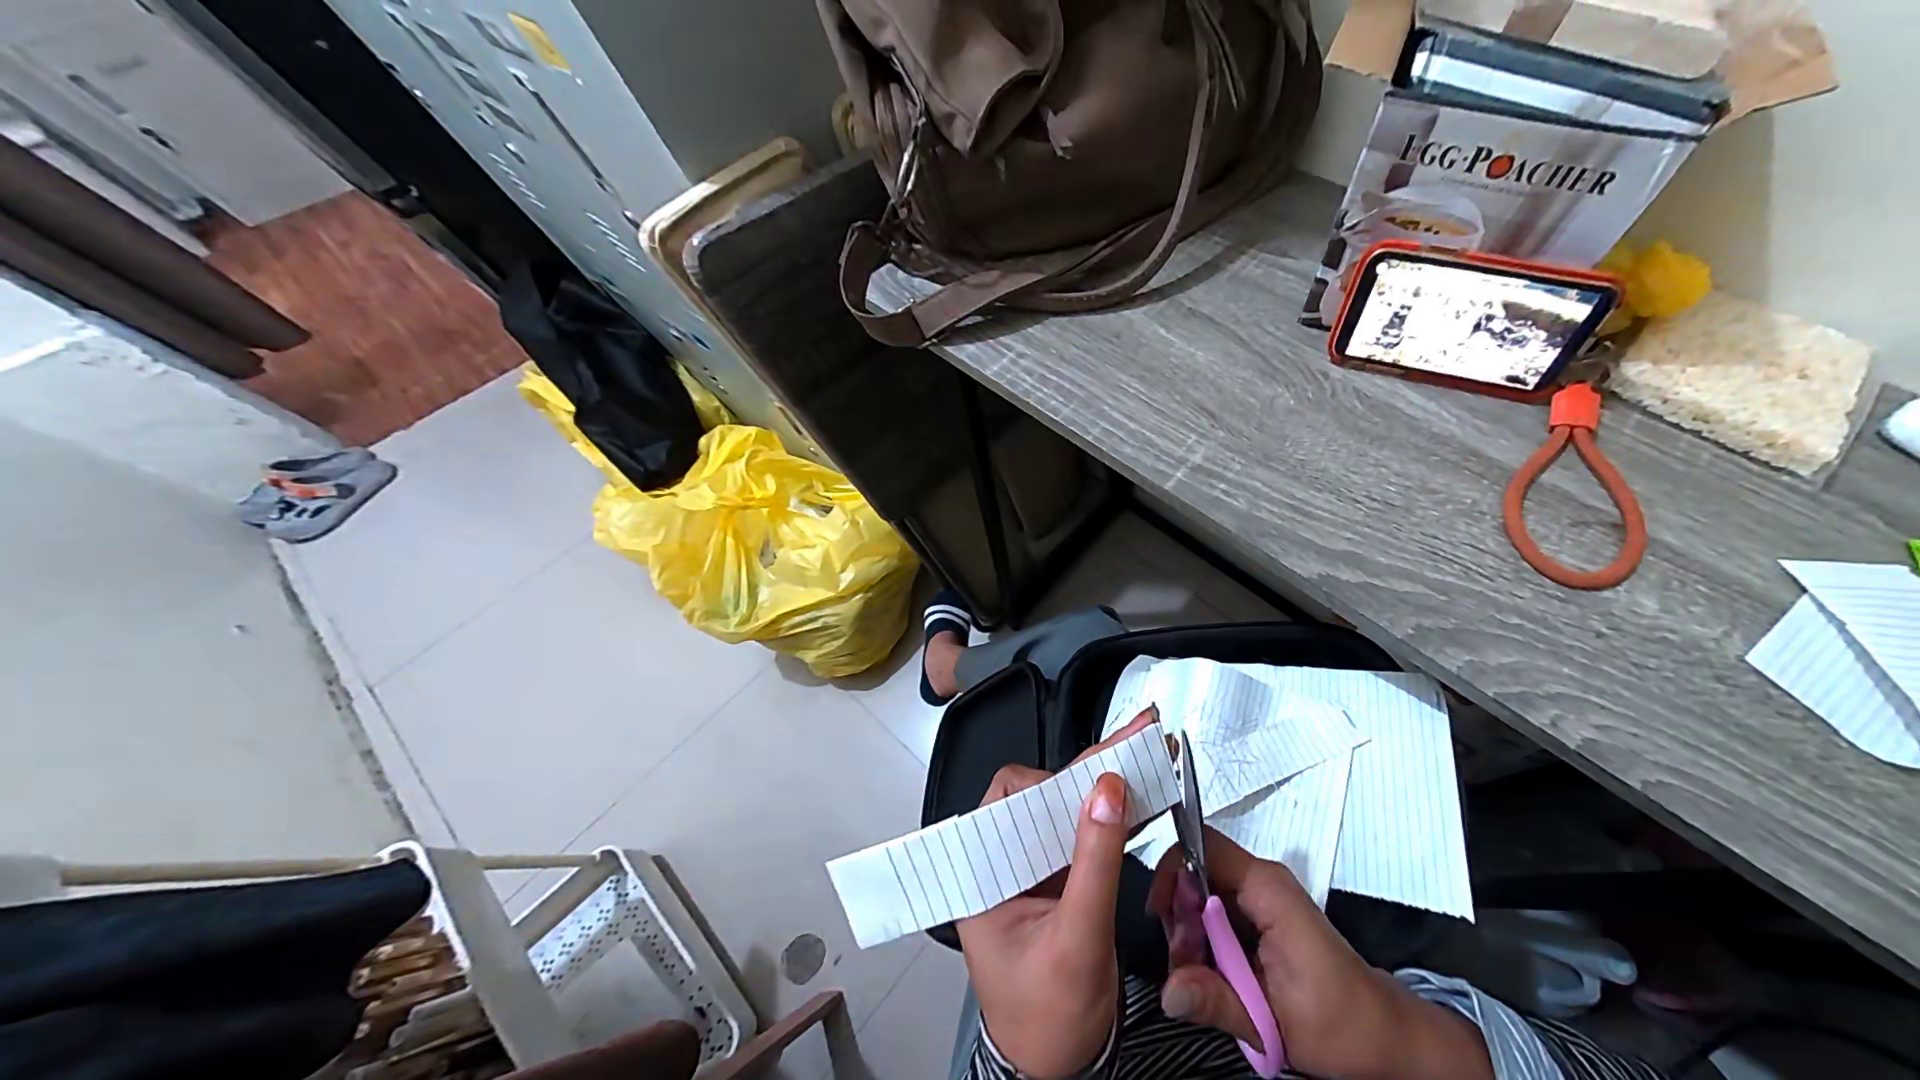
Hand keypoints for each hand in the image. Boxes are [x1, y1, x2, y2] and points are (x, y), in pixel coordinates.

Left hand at [956, 706, 1159, 1078]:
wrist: (1053, 1068)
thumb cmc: (1047, 1018)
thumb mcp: (1076, 942)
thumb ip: (1093, 864)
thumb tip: (1107, 792)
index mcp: (980, 873)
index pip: (1007, 799)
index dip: (1054, 776)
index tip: (1104, 760)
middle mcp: (998, 861)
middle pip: (1038, 795)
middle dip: (1088, 768)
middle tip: (1136, 737)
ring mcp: (1026, 867)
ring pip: (1060, 808)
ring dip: (1101, 784)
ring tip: (1142, 754)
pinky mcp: (1052, 876)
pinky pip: (1077, 832)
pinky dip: (1107, 813)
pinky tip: (1135, 795)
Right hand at [1149, 831, 1493, 1079]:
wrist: (1386, 1037)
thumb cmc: (1345, 1024)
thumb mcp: (1275, 1022)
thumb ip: (1217, 1002)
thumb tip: (1169, 992)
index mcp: (1266, 889)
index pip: (1199, 846)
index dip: (1170, 873)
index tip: (1162, 916)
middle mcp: (1260, 882)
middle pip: (1192, 871)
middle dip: (1178, 915)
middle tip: (1185, 963)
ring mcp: (1258, 896)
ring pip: (1198, 892)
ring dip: (1188, 932)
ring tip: (1202, 976)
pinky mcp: (1257, 913)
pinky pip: (1212, 909)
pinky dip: (1202, 939)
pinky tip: (1213, 973)